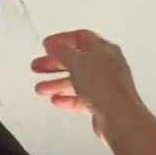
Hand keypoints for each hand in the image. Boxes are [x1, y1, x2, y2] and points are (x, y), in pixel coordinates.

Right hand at [32, 30, 146, 137]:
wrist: (119, 117)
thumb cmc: (98, 83)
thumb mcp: (76, 62)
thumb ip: (61, 51)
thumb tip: (52, 44)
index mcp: (103, 49)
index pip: (80, 37)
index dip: (61, 39)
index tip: (44, 46)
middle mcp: (106, 64)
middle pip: (76, 60)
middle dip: (54, 63)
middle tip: (35, 67)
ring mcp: (106, 85)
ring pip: (77, 80)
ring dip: (57, 83)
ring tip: (39, 89)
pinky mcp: (103, 103)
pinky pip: (82, 97)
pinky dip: (68, 97)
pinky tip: (55, 101)